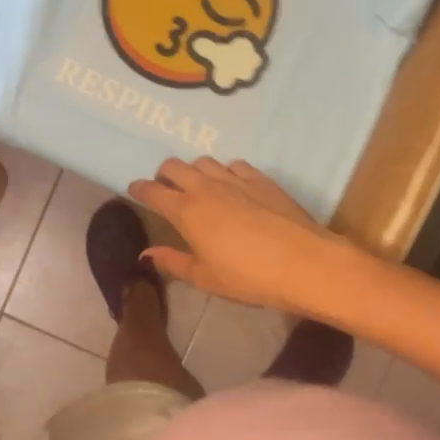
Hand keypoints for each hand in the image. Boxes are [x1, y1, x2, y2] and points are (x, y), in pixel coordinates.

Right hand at [128, 158, 381, 314]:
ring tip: (198, 185)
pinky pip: (234, 165)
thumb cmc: (248, 277)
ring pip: (204, 161)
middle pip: (174, 166)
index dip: (139, 189)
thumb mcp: (205, 278)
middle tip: (166, 188)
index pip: (152, 191)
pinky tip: (232, 185)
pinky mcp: (261, 179)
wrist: (304, 263)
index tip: (134, 190)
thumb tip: (146, 254)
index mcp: (185, 211)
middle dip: (164, 174)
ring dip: (194, 170)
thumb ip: (173, 262)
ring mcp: (234, 179)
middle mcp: (205, 187)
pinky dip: (225, 172)